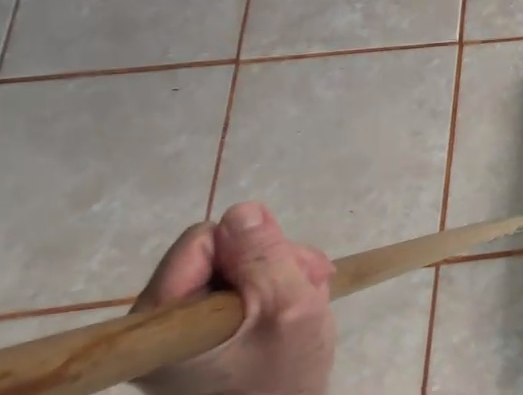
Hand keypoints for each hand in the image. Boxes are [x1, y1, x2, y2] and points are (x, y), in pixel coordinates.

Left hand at [131, 202, 336, 394]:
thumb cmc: (284, 372)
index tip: (287, 271)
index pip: (199, 245)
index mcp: (160, 325)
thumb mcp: (290, 306)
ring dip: (281, 269)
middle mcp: (154, 325)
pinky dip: (274, 283)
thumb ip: (265, 257)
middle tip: (310, 282)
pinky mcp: (194, 332)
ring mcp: (174, 330)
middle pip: (217, 251)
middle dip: (273, 258)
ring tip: (309, 293)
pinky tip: (294, 301)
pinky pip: (233, 283)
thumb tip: (243, 210)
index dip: (251, 247)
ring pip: (231, 263)